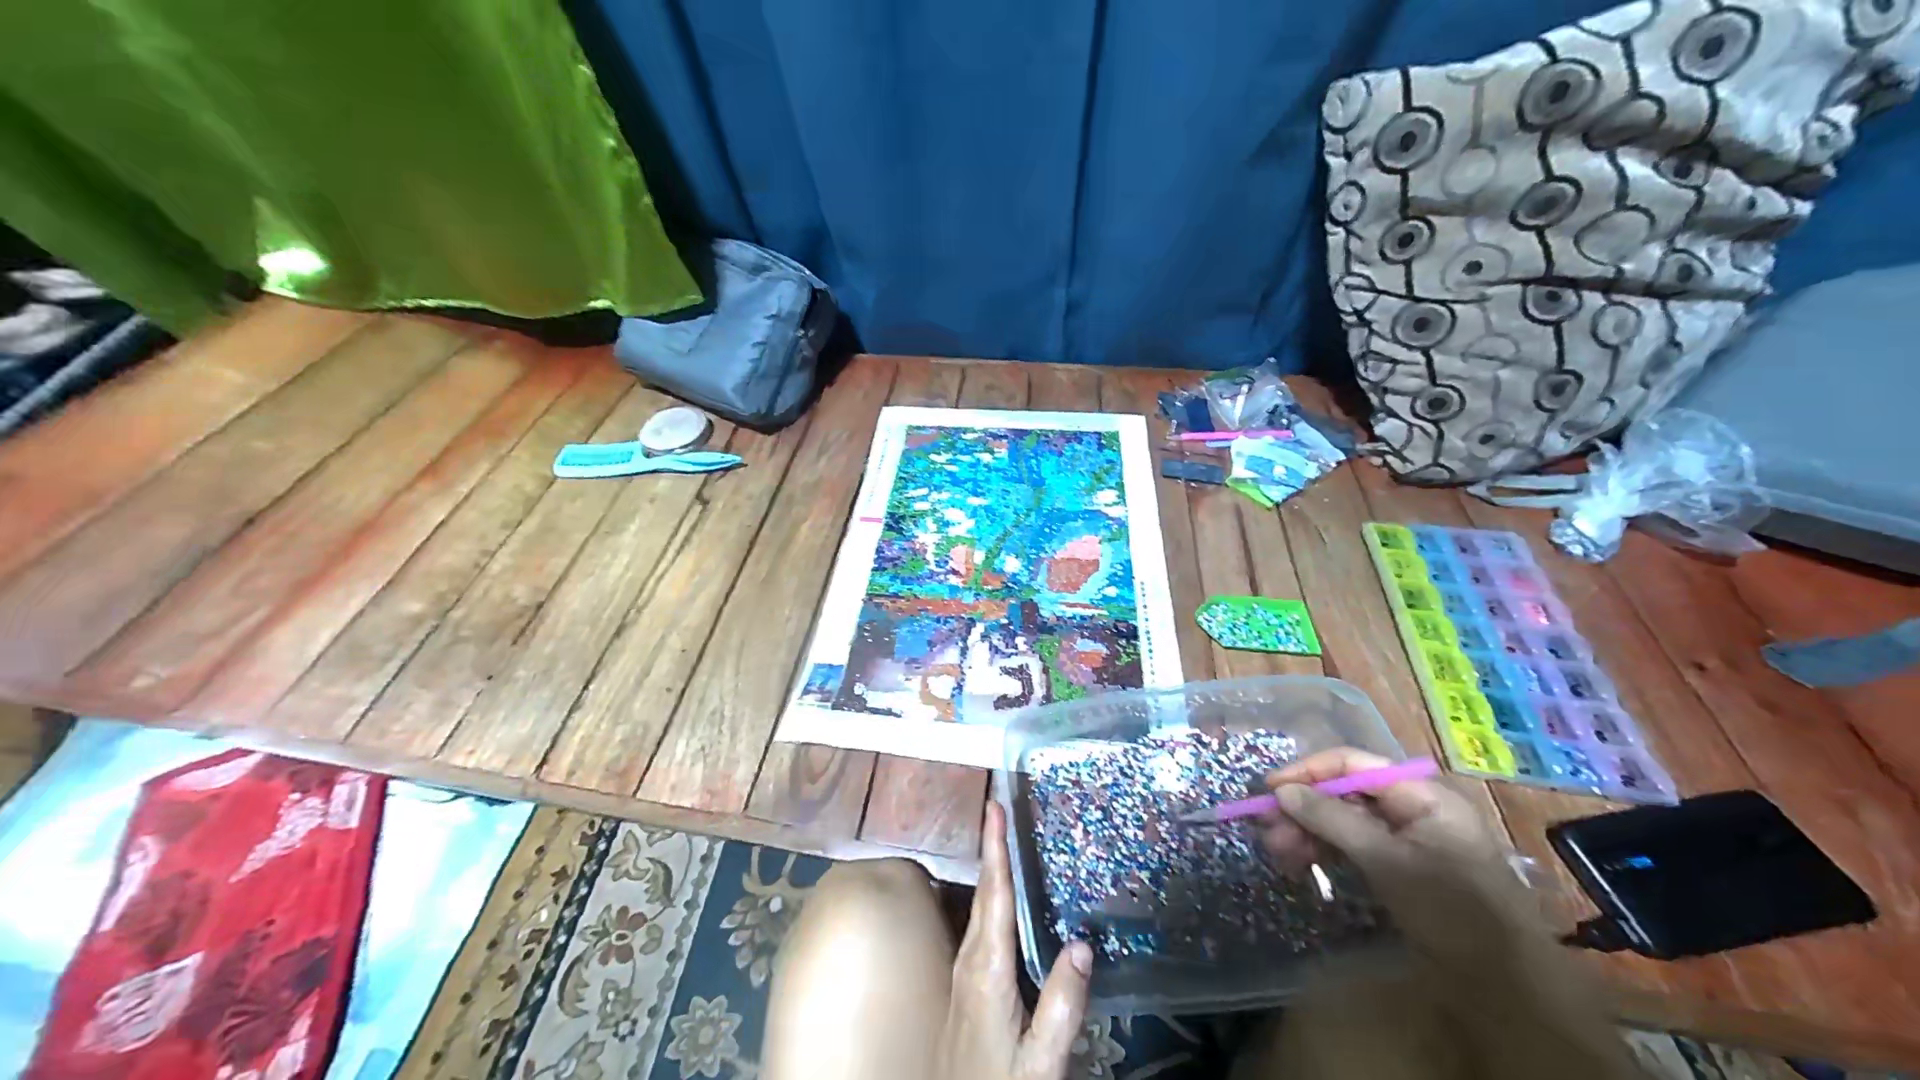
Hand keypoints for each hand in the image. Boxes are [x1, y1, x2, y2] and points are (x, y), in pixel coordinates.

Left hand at [936, 801, 1091, 1079]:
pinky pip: (981, 923)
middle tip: (1000, 808)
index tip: (993, 807)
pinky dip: (991, 896)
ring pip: (979, 905)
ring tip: (1004, 838)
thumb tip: (1083, 944)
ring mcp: (964, 970)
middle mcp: (970, 958)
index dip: (995, 848)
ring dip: (991, 868)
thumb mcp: (1040, 1060)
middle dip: (991, 846)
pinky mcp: (968, 982)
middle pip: (983, 890)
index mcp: (987, 967)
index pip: (993, 893)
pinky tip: (1004, 895)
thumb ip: (1061, 1005)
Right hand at [1257, 748, 1522, 961]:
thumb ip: (1331, 819)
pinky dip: (1326, 851)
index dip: (1307, 772)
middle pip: (1344, 792)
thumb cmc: (1450, 908)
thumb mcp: (1385, 860)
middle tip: (1268, 830)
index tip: (1269, 790)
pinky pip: (1354, 845)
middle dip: (1304, 809)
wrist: (1507, 984)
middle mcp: (1412, 807)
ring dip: (1309, 833)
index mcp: (1419, 793)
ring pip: (1344, 821)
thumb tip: (1282, 791)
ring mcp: (1407, 838)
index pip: (1352, 764)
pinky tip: (1300, 863)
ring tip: (1278, 853)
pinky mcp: (1401, 865)